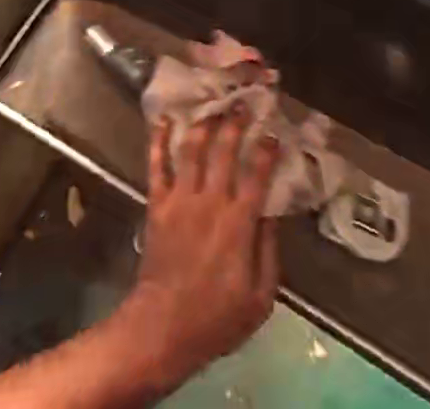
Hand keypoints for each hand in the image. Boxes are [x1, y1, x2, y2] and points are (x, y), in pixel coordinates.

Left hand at [118, 112, 281, 382]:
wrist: (164, 326)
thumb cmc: (217, 318)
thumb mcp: (260, 297)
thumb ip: (268, 251)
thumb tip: (272, 212)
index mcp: (238, 224)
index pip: (256, 176)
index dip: (266, 151)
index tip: (273, 132)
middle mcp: (209, 202)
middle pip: (223, 152)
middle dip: (234, 124)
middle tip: (242, 103)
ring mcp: (179, 200)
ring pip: (191, 150)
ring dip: (202, 124)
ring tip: (212, 106)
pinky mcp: (157, 204)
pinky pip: (157, 165)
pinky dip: (159, 140)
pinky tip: (163, 120)